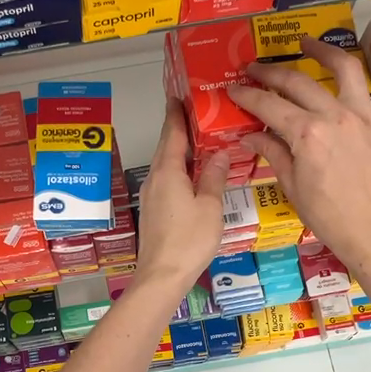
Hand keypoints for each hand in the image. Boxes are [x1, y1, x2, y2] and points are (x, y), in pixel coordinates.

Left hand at [135, 97, 230, 292]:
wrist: (162, 276)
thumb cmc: (189, 240)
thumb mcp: (210, 207)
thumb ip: (214, 177)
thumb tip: (219, 153)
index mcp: (168, 172)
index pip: (173, 133)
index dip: (177, 113)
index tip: (179, 95)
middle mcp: (155, 179)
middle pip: (167, 147)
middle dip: (178, 128)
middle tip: (193, 111)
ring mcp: (151, 196)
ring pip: (165, 165)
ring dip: (179, 150)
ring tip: (198, 140)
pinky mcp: (153, 211)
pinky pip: (166, 180)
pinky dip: (178, 170)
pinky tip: (191, 174)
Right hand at [228, 34, 370, 272]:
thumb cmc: (327, 216)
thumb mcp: (291, 186)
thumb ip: (272, 153)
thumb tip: (250, 136)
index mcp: (307, 135)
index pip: (269, 106)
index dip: (247, 96)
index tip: (234, 89)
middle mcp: (335, 116)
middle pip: (297, 83)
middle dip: (270, 73)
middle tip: (254, 69)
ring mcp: (363, 115)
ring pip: (344, 68)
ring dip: (323, 50)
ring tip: (306, 42)